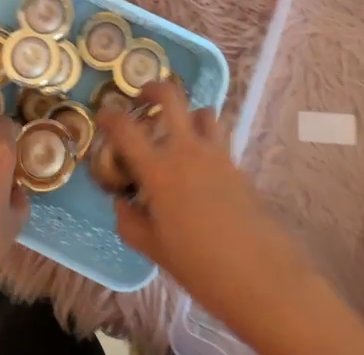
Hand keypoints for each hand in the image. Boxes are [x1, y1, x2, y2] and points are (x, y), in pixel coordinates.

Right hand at [98, 81, 363, 354]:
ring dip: (186, 113)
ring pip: (202, 111)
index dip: (110, 115)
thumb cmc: (200, 266)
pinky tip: (198, 165)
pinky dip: (205, 139)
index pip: (126, 128)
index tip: (103, 114)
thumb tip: (121, 202)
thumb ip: (130, 222)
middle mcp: (187, 151)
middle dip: (152, 89)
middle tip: (142, 99)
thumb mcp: (154, 250)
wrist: (260, 275)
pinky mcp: (237, 164)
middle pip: (171, 96)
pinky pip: (218, 138)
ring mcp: (216, 154)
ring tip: (177, 130)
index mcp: (159, 170)